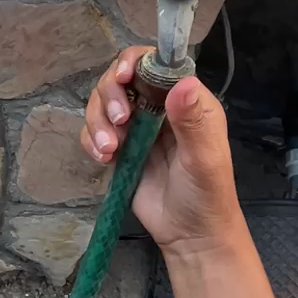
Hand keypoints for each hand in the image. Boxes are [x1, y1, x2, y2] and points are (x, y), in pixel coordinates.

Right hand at [80, 46, 247, 260]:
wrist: (189, 235)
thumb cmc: (206, 195)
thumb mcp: (204, 159)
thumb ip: (193, 121)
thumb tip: (182, 83)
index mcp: (184, 100)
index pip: (154, 64)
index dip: (133, 62)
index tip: (122, 77)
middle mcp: (157, 106)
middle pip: (119, 78)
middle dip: (110, 96)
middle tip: (119, 122)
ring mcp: (135, 126)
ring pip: (101, 103)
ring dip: (97, 121)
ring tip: (109, 149)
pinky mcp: (117, 147)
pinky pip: (92, 131)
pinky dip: (90, 141)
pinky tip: (103, 159)